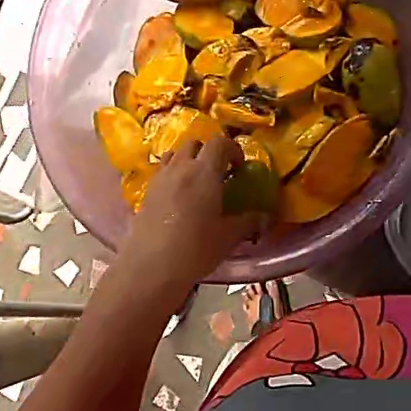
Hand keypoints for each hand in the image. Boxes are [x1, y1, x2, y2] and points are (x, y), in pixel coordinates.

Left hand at [114, 135, 257, 302]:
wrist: (151, 267)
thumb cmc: (196, 249)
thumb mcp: (228, 237)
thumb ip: (248, 222)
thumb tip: (265, 217)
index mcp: (204, 172)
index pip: (220, 142)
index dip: (233, 149)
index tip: (239, 168)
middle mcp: (180, 168)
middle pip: (194, 143)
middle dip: (208, 152)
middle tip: (218, 174)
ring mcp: (159, 179)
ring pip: (174, 155)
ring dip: (187, 161)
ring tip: (196, 183)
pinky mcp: (145, 193)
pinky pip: (161, 173)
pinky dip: (172, 177)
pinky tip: (178, 200)